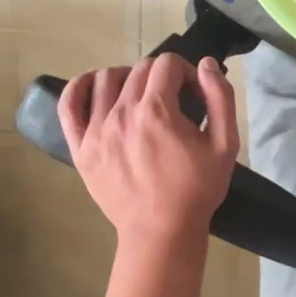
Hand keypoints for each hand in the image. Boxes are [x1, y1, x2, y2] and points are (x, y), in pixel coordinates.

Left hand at [58, 53, 238, 249]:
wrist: (161, 232)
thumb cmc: (197, 190)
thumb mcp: (226, 145)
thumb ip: (220, 98)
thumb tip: (205, 64)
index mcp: (157, 110)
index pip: (167, 64)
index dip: (185, 72)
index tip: (193, 94)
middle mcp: (122, 114)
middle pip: (139, 70)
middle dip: (161, 76)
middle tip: (174, 101)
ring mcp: (96, 130)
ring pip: (105, 79)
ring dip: (127, 78)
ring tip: (139, 99)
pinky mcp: (80, 148)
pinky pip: (69, 105)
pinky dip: (79, 88)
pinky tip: (95, 89)